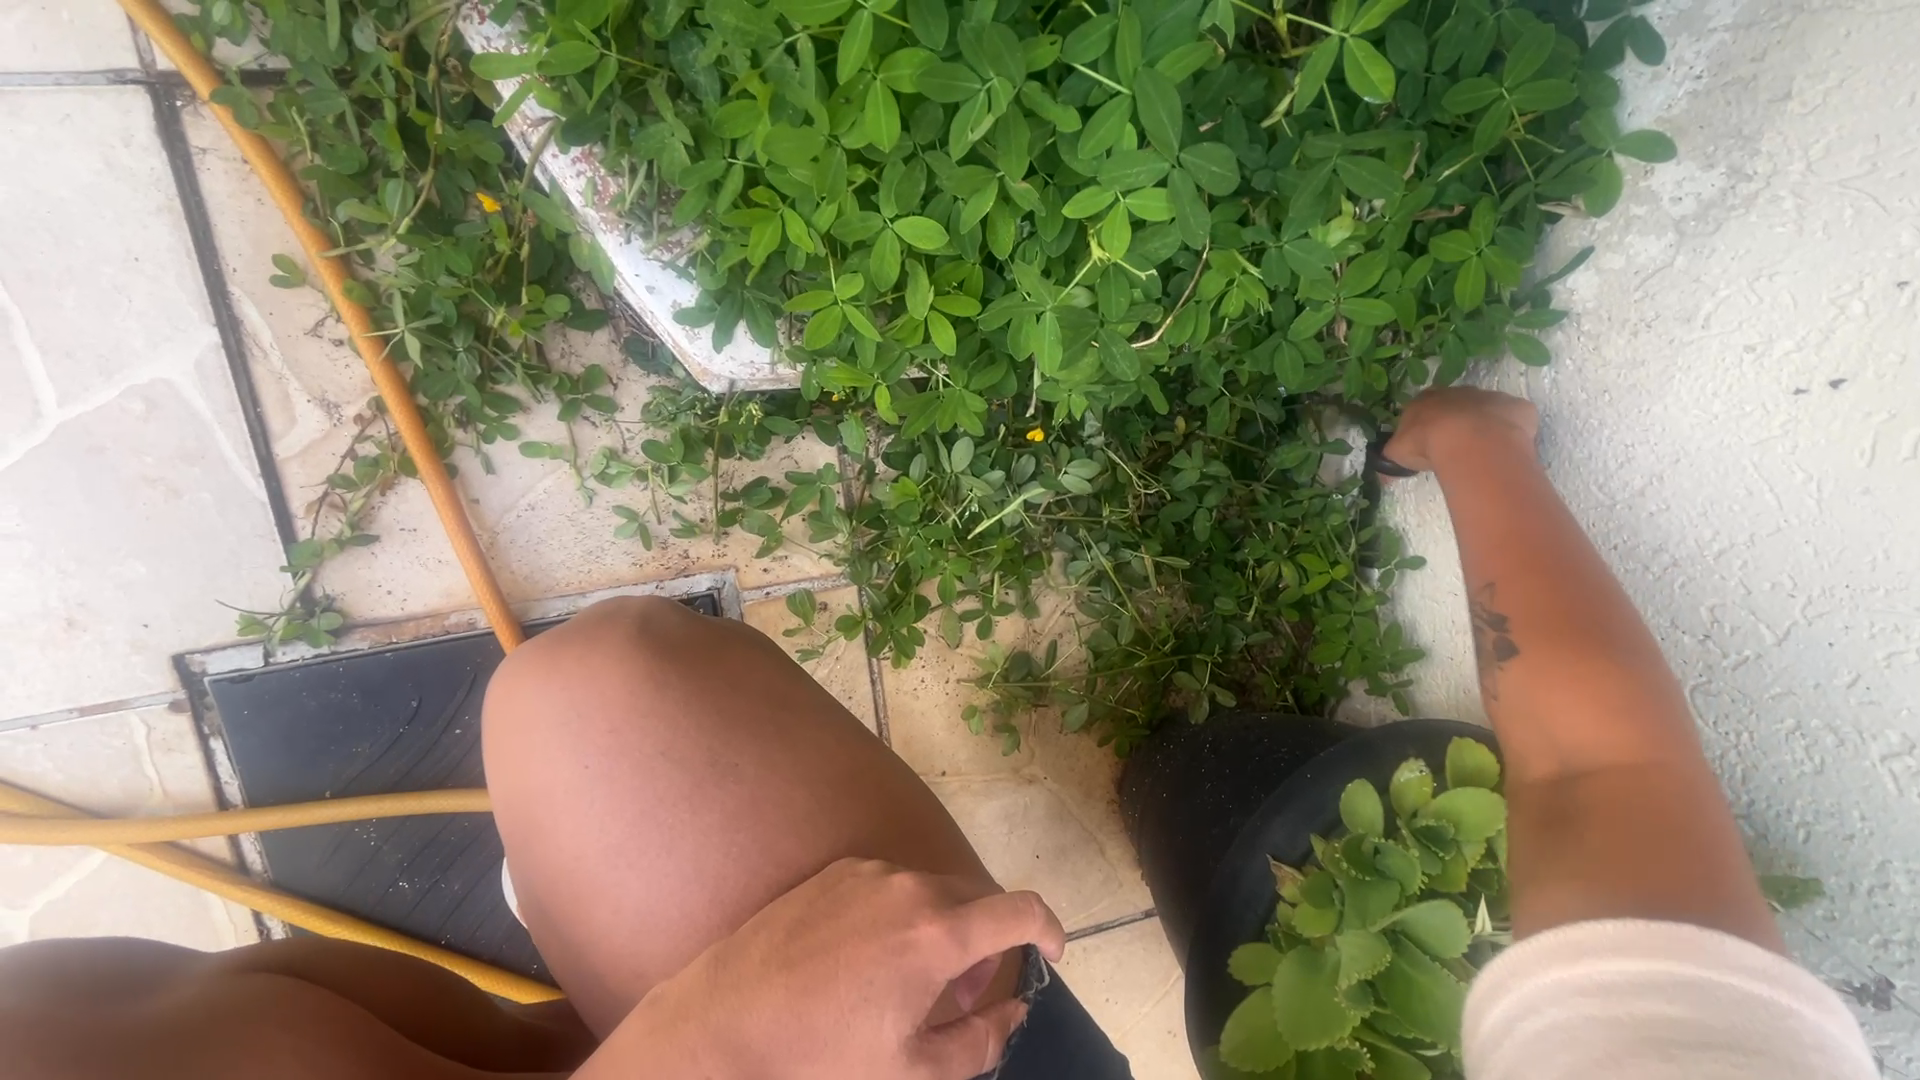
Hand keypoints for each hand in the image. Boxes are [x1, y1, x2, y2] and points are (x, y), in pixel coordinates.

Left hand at [606, 858, 1065, 1079]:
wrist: (721, 1019)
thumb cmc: (821, 1054)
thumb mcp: (911, 1070)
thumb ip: (981, 1039)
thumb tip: (1015, 1004)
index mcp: (937, 931)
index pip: (1020, 909)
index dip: (1049, 928)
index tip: (1051, 953)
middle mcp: (909, 884)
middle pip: (974, 901)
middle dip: (981, 943)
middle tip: (953, 997)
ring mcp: (869, 870)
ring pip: (931, 892)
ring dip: (939, 929)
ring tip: (899, 982)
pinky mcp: (836, 869)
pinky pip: (889, 885)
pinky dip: (900, 915)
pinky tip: (859, 959)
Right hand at [1380, 387, 1539, 475]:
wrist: (1470, 440)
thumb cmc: (1426, 443)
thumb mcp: (1397, 455)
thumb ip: (1391, 462)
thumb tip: (1383, 477)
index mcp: (1424, 400)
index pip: (1421, 407)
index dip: (1423, 425)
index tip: (1425, 443)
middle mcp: (1456, 393)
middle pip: (1455, 405)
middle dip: (1454, 423)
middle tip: (1453, 448)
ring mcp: (1489, 397)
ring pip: (1485, 410)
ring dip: (1483, 426)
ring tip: (1480, 452)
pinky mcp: (1517, 407)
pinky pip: (1513, 418)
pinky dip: (1510, 430)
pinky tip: (1504, 448)